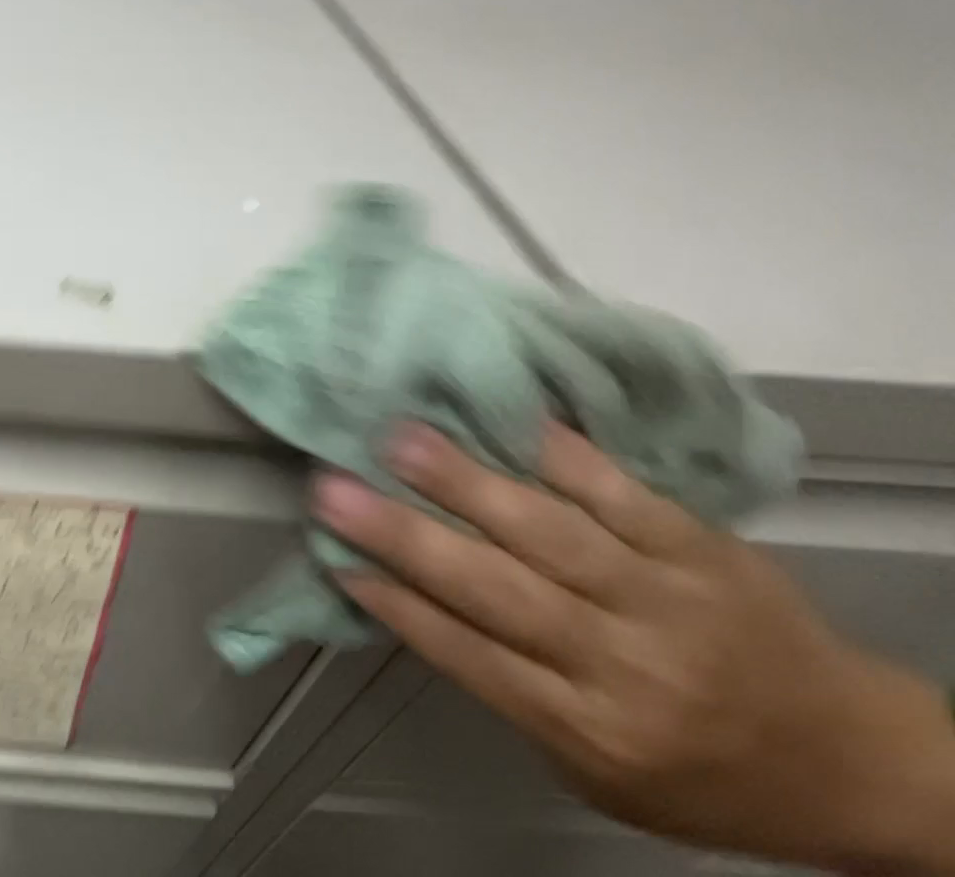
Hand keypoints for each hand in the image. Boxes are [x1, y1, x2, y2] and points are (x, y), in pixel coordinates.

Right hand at [318, 423, 954, 871]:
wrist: (857, 760)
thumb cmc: (700, 775)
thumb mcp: (595, 771)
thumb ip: (515, 693)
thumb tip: (423, 606)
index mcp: (589, 729)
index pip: (469, 655)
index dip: (398, 603)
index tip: (335, 556)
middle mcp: (624, 664)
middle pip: (497, 591)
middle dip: (406, 536)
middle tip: (335, 490)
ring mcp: (668, 598)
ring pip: (551, 533)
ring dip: (467, 482)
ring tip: (401, 438)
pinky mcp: (706, 549)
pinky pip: (624, 495)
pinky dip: (562, 455)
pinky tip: (510, 419)